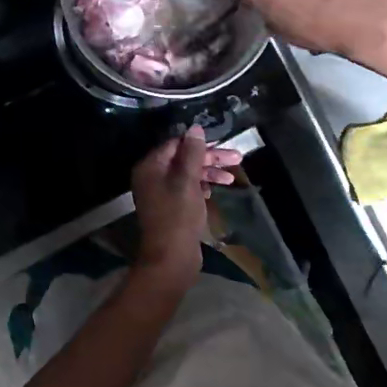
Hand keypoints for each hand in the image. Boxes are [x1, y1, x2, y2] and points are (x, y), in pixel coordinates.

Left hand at [129, 126, 241, 282]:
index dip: (199, 142)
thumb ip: (192, 153)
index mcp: (150, 167)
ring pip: (187, 174)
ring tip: (231, 177)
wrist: (171, 257)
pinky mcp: (170, 207)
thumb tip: (195, 128)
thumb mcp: (187, 180)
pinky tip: (215, 189)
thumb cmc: (178, 215)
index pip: (175, 144)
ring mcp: (160, 193)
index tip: (222, 143)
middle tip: (236, 158)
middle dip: (209, 158)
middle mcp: (152, 177)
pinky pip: (186, 189)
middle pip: (183, 158)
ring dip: (209, 173)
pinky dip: (201, 186)